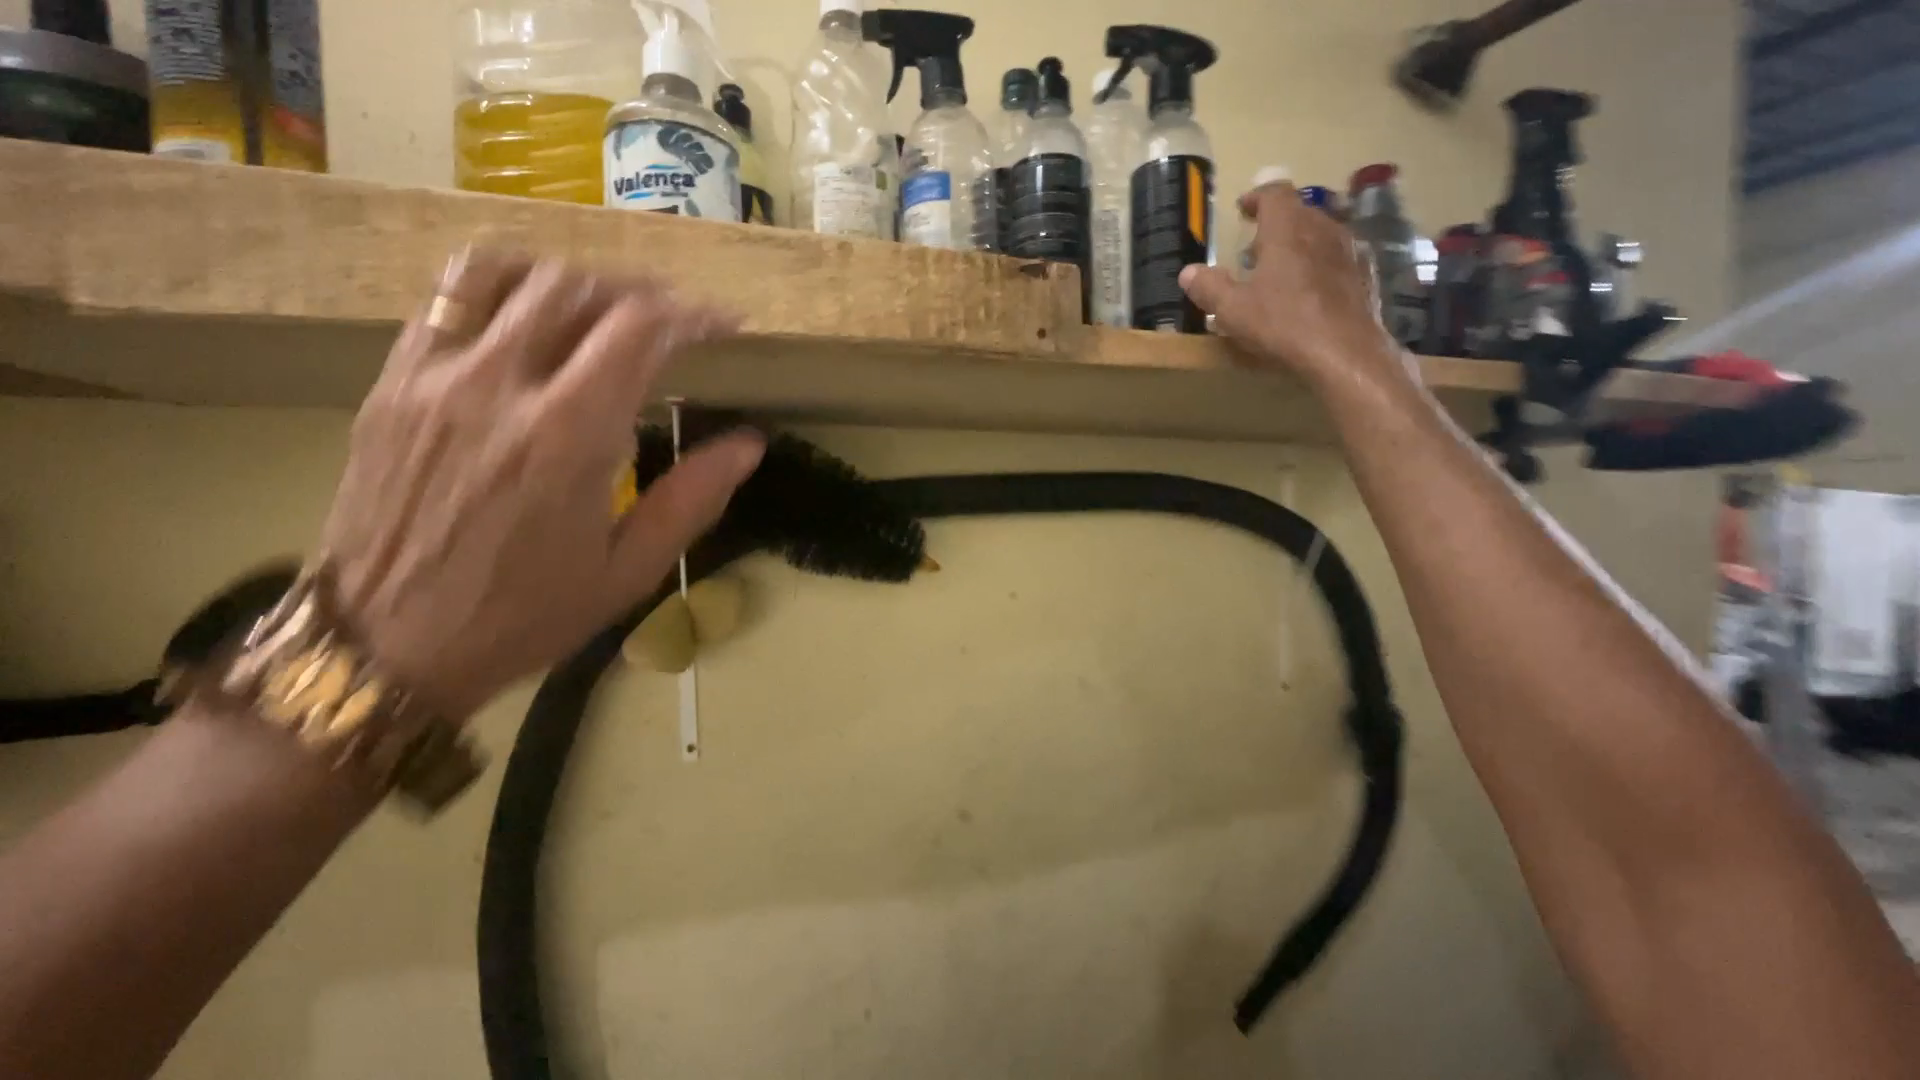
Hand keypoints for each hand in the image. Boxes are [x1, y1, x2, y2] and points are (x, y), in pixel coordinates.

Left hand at [318, 251, 764, 718]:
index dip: (693, 314)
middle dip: (641, 294)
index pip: (642, 329)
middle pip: (582, 288)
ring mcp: (436, 374)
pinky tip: (528, 318)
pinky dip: (504, 286)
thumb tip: (749, 444)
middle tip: (670, 322)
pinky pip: (449, 296)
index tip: (723, 326)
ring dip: (573, 280)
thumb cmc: (524, 616)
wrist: (386, 643)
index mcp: (568, 436)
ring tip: (601, 310)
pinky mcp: (394, 379)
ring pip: (512, 274)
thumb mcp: (628, 571)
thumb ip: (692, 498)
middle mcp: (500, 385)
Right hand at [1179, 183, 1417, 407]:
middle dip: (1276, 223)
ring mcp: (1349, 250)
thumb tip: (1189, 272)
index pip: (1274, 193)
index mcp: (1287, 229)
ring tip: (1283, 271)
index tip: (1243, 209)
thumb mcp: (1233, 310)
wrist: (1346, 353)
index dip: (1257, 198)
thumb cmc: (1284, 325)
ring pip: (1321, 233)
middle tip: (1256, 248)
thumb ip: (1209, 287)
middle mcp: (1322, 228)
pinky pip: (1339, 258)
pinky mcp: (1366, 274)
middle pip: (1299, 211)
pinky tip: (1313, 291)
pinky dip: (1322, 264)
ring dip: (1300, 243)